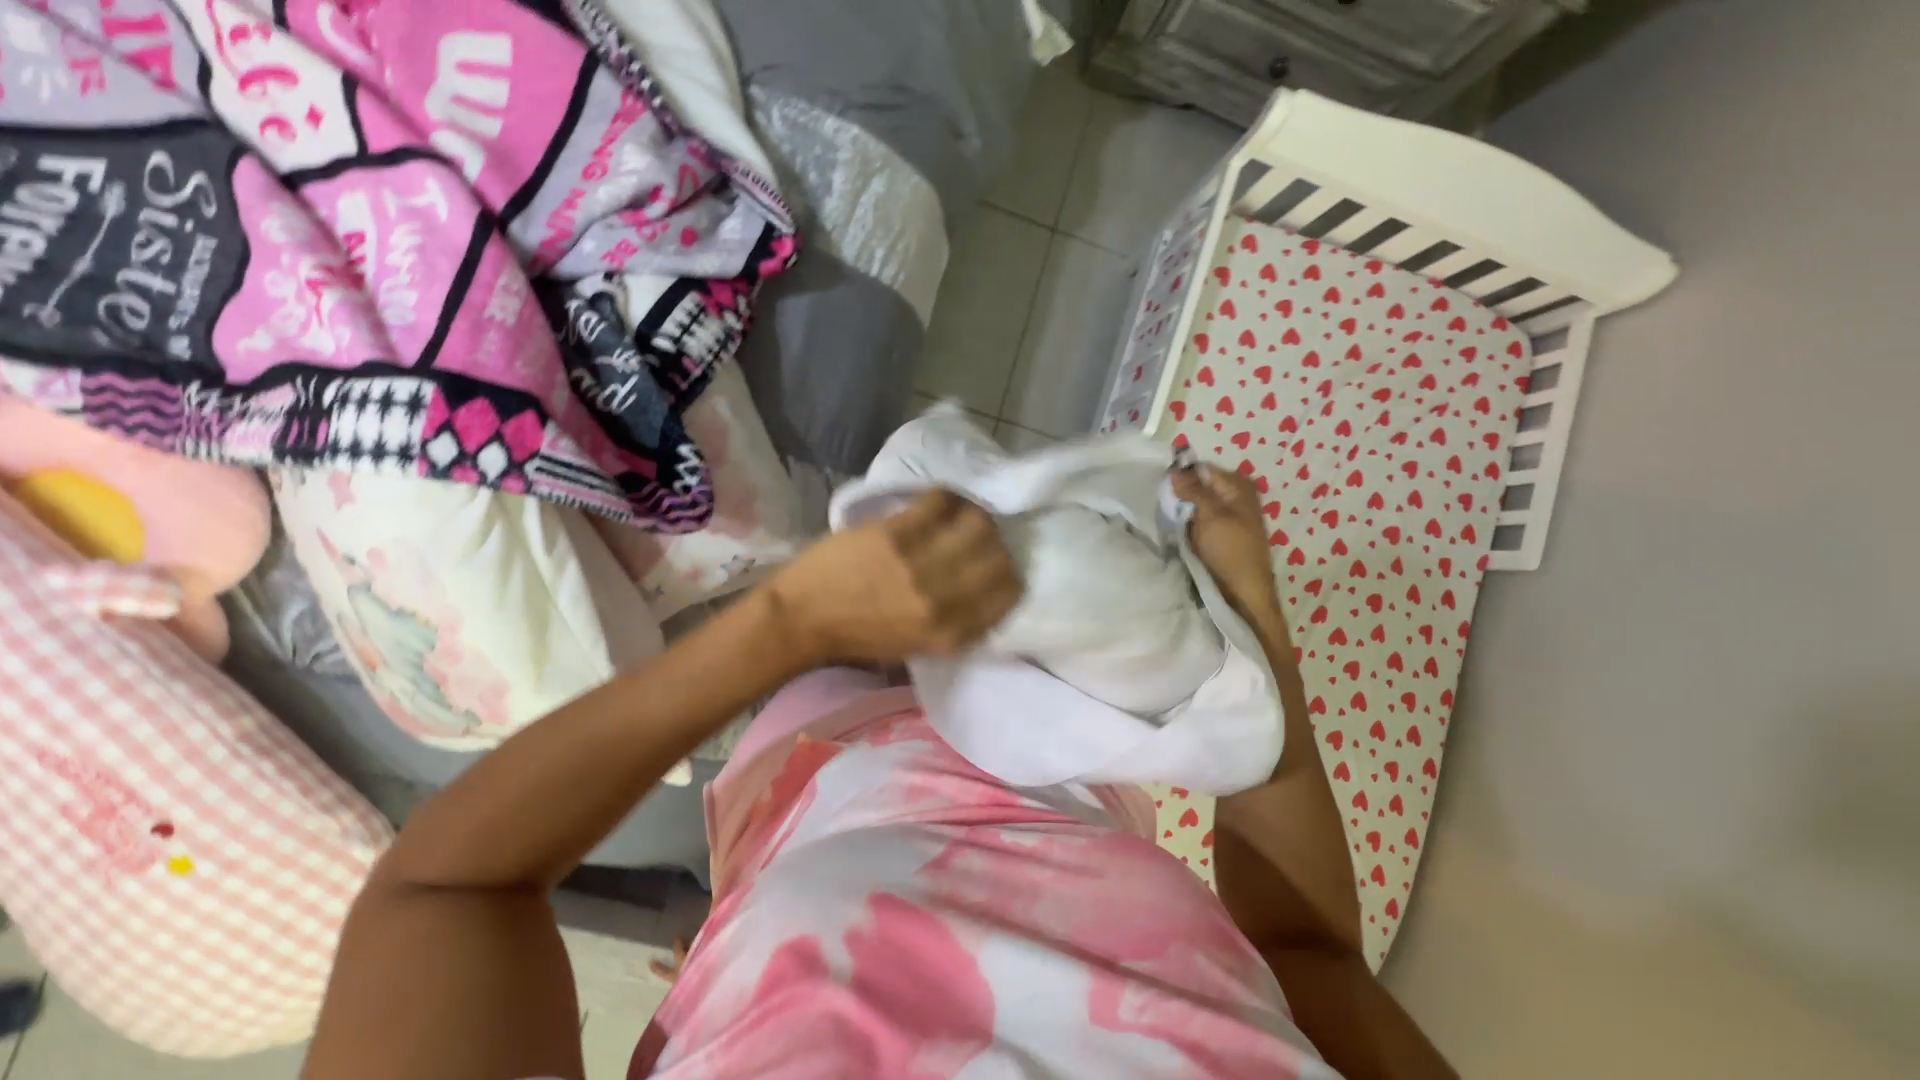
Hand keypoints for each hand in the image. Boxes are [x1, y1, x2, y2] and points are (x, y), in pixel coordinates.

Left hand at [766, 489, 1022, 666]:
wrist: (801, 619)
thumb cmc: (857, 636)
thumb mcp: (918, 645)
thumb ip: (955, 624)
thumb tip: (985, 590)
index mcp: (949, 634)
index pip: (1008, 595)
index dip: (1009, 573)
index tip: (996, 562)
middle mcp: (942, 602)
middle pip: (999, 556)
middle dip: (996, 542)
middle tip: (981, 534)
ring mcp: (919, 565)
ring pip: (978, 524)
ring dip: (975, 514)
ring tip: (961, 514)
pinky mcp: (894, 534)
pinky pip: (939, 502)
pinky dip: (945, 497)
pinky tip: (937, 501)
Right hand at [1174, 464, 1282, 623]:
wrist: (1243, 592)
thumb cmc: (1230, 550)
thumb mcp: (1211, 515)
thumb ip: (1194, 489)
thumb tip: (1175, 469)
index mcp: (1239, 486)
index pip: (1202, 469)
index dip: (1181, 474)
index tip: (1159, 484)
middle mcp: (1236, 496)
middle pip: (1200, 485)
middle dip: (1181, 492)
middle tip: (1160, 501)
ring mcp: (1229, 516)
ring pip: (1197, 503)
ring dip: (1183, 509)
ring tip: (1165, 514)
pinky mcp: (1221, 533)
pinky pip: (1199, 519)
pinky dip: (1188, 522)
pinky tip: (1177, 528)